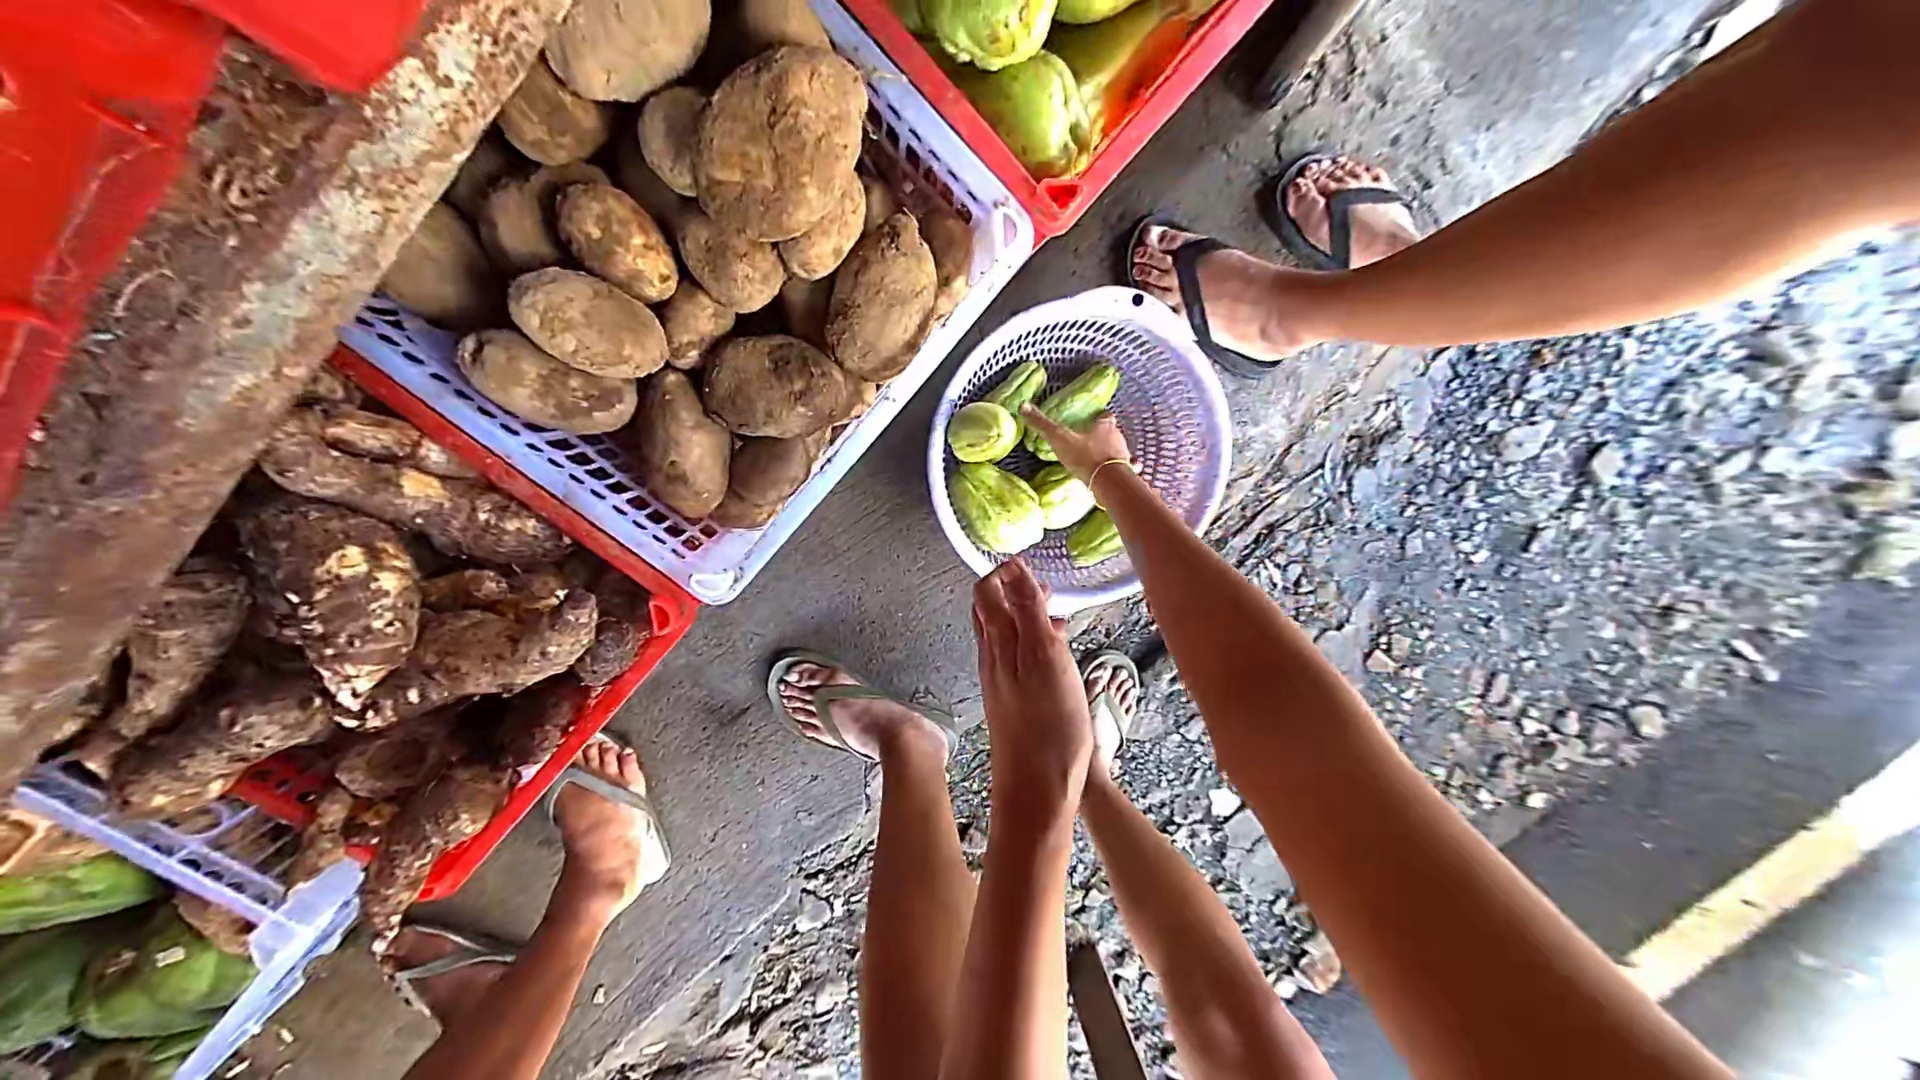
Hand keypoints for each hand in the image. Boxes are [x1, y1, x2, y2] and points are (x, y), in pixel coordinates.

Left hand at [972, 559, 1093, 824]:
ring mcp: (1000, 681)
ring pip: (1004, 635)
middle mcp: (992, 659)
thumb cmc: (1049, 727)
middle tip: (1042, 583)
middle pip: (991, 611)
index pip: (987, 592)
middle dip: (1012, 590)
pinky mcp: (1010, 700)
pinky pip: (1014, 658)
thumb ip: (1029, 612)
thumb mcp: (1046, 658)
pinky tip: (1052, 652)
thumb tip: (1015, 570)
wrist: (1036, 788)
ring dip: (1023, 615)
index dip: (1004, 571)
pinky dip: (1030, 642)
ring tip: (1051, 610)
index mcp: (999, 643)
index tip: (1028, 561)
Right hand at [1020, 406, 1131, 486]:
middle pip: (1114, 434)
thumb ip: (1042, 424)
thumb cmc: (1084, 456)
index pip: (1106, 416)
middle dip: (1106, 437)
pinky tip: (1116, 478)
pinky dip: (1124, 473)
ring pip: (1122, 452)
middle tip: (1093, 443)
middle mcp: (1118, 438)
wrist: (1107, 482)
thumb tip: (1023, 406)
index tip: (1094, 421)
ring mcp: (1126, 457)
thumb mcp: (1059, 438)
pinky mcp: (1129, 474)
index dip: (1100, 418)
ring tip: (1102, 461)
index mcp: (1104, 426)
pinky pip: (1128, 471)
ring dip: (1115, 455)